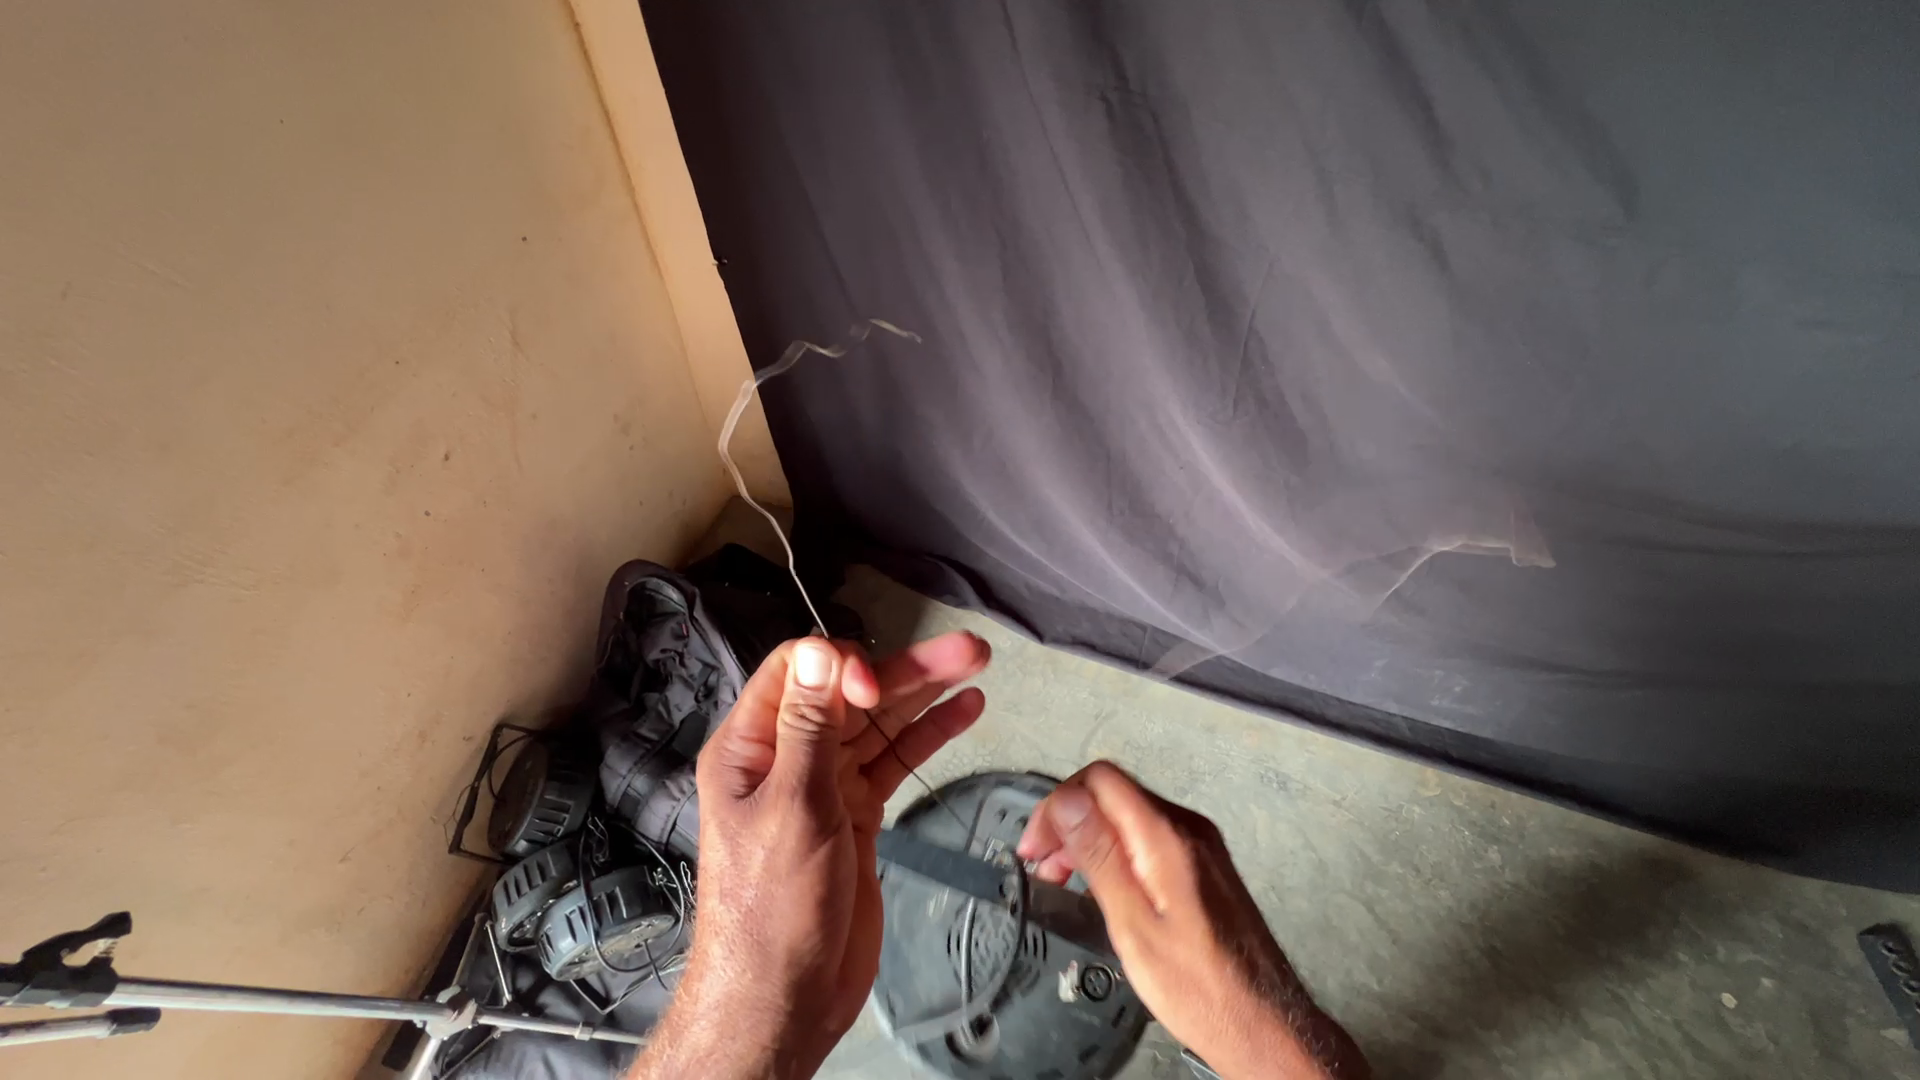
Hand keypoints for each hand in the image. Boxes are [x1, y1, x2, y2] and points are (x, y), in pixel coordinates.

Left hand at [630, 632, 990, 1079]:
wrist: (785, 998)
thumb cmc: (773, 907)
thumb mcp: (792, 808)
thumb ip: (809, 726)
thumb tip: (821, 649)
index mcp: (751, 744)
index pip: (799, 671)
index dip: (842, 664)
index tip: (874, 687)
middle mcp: (788, 753)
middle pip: (852, 693)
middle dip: (907, 670)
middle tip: (968, 650)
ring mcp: (826, 782)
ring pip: (879, 723)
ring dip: (927, 694)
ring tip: (977, 664)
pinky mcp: (857, 809)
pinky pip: (894, 760)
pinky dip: (927, 735)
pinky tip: (964, 711)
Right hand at [1018, 762, 1369, 1079]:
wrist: (1266, 1025)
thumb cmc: (1198, 987)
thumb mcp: (1133, 925)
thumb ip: (1099, 856)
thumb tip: (1066, 800)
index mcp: (1167, 836)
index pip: (1099, 780)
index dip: (1058, 804)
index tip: (1036, 848)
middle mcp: (1185, 826)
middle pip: (1111, 792)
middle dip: (1068, 820)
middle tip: (1042, 866)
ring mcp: (1197, 843)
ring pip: (1126, 813)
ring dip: (1086, 836)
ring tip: (1061, 877)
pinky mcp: (1201, 862)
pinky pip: (1145, 834)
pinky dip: (1113, 848)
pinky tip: (1100, 882)